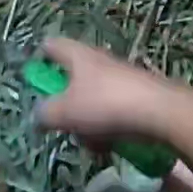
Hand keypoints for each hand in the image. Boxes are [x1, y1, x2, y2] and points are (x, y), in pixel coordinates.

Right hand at [32, 38, 192, 144]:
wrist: (159, 113)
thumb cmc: (105, 105)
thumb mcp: (65, 112)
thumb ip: (45, 114)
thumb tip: (37, 115)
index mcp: (77, 55)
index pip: (51, 45)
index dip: (39, 58)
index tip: (33, 80)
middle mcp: (98, 61)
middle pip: (71, 78)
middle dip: (65, 105)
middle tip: (62, 123)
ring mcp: (118, 78)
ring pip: (90, 100)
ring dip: (86, 123)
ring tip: (91, 143)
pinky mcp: (134, 96)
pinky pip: (110, 111)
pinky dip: (106, 129)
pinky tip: (110, 146)